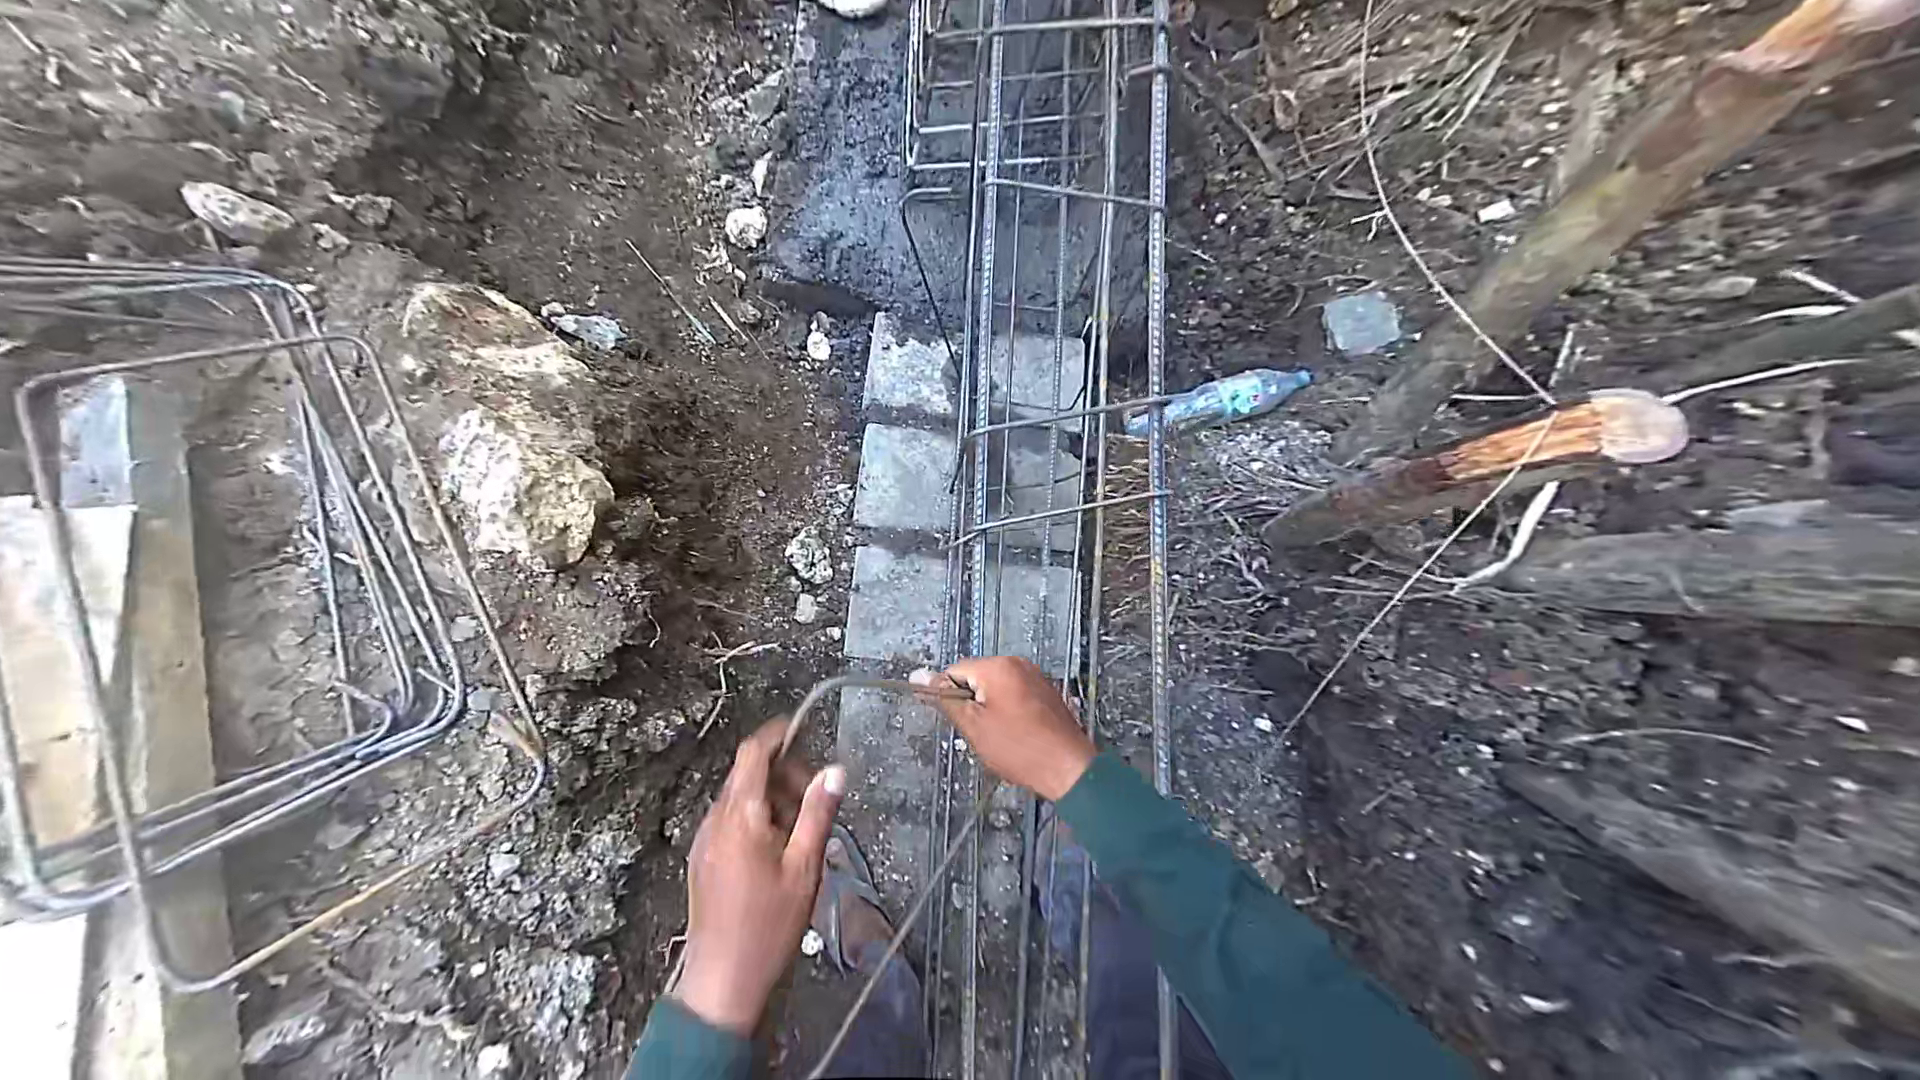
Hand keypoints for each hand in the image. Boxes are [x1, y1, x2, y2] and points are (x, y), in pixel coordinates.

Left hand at [674, 719, 846, 1034]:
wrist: (721, 983)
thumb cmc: (768, 925)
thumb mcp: (805, 866)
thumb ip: (818, 812)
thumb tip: (834, 771)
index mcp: (741, 816)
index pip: (752, 754)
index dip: (776, 735)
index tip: (800, 731)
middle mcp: (715, 821)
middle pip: (747, 775)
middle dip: (783, 775)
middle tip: (814, 797)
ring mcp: (704, 841)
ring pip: (739, 798)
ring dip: (771, 798)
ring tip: (799, 830)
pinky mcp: (702, 860)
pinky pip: (729, 821)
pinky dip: (755, 818)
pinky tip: (775, 849)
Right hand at [911, 657, 1094, 800]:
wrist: (1067, 768)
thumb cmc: (1020, 748)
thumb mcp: (973, 725)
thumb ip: (945, 698)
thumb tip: (918, 677)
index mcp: (998, 666)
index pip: (955, 671)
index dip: (949, 696)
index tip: (955, 719)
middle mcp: (1018, 664)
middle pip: (976, 677)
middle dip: (972, 703)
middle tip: (979, 732)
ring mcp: (1035, 677)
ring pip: (995, 688)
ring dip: (989, 709)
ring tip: (999, 736)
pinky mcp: (1045, 692)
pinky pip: (1015, 694)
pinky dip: (1008, 712)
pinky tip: (1015, 735)